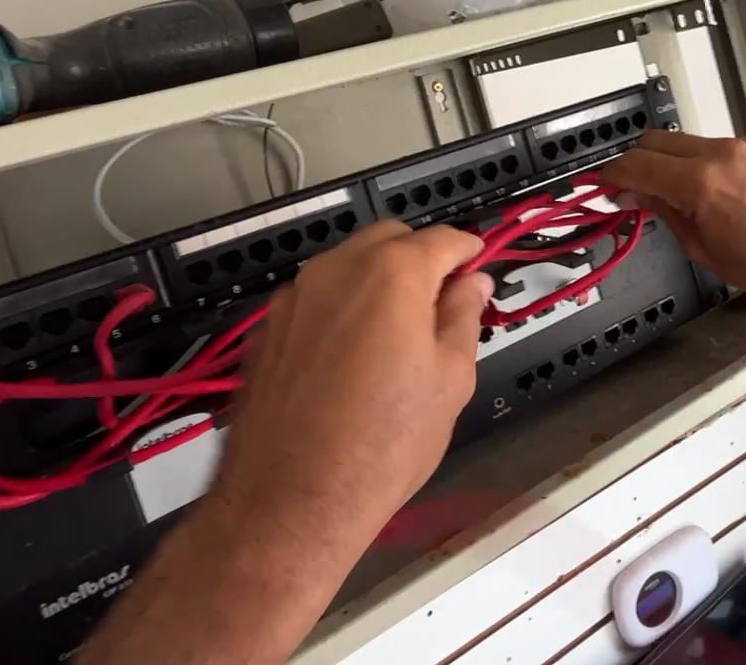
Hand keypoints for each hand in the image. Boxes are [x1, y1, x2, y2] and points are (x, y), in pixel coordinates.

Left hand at [211, 222, 491, 538]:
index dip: (468, 249)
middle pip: (391, 239)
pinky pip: (317, 297)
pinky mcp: (268, 329)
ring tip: (397, 332)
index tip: (477, 263)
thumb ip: (464, 316)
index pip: (443, 238)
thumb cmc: (382, 445)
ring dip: (379, 278)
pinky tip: (352, 354)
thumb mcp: (450, 379)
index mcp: (392, 274)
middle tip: (441, 300)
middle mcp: (338, 270)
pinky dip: (342, 304)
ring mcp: (295, 297)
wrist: (289, 505)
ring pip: (349, 264)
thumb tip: (472, 284)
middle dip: (421, 257)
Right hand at [602, 132, 745, 312]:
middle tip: (633, 186)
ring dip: (675, 161)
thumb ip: (664, 212)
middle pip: (656, 140)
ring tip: (680, 194)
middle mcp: (724, 154)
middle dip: (638, 162)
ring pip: (689, 141)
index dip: (614, 175)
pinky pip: (722, 146)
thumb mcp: (701, 249)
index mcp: (701, 182)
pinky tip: (717, 190)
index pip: (637, 164)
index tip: (608, 183)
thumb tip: (639, 195)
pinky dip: (709, 162)